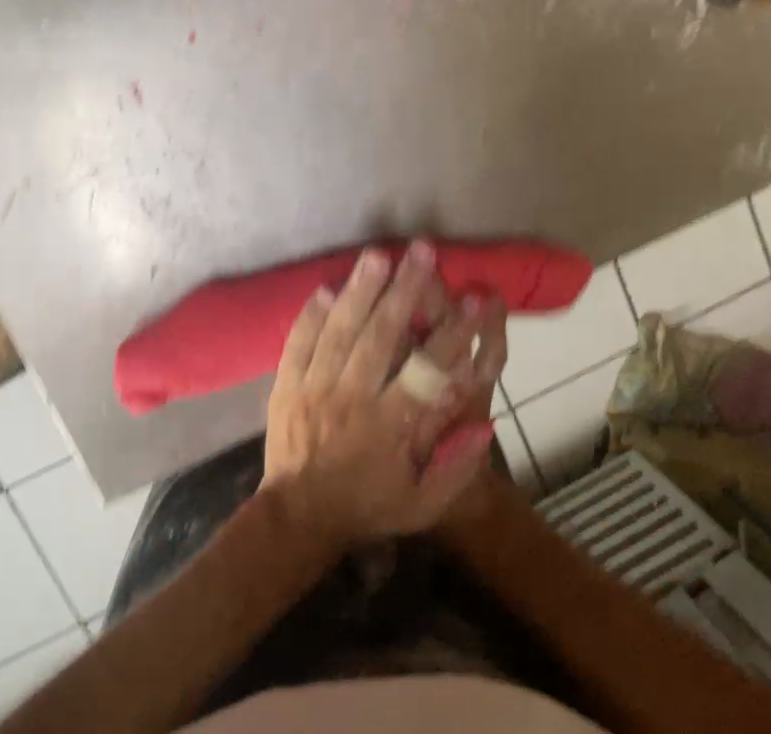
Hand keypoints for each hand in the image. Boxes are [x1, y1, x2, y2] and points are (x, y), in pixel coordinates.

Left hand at [261, 241, 498, 544]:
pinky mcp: (285, 387)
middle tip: (422, 252)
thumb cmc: (366, 507)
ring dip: (360, 291)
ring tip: (377, 256)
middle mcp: (351, 399)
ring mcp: (313, 390)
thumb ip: (455, 469)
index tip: (473, 300)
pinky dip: (311, 315)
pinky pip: (297, 344)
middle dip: (404, 291)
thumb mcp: (421, 505)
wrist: (297, 518)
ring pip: (339, 333)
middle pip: (380, 337)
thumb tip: (485, 424)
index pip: (426, 372)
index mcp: (387, 427)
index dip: (452, 334)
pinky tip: (327, 286)